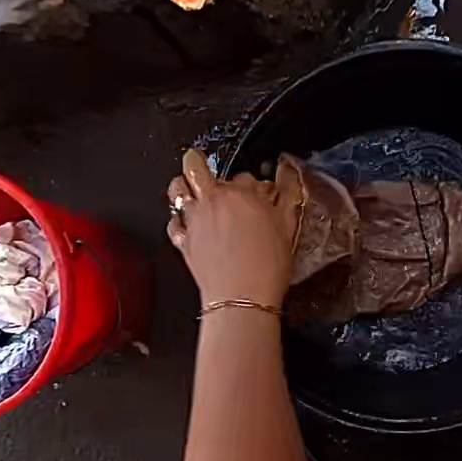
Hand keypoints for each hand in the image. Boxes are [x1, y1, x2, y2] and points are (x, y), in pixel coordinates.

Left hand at [167, 149, 299, 306]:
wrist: (242, 299)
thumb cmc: (266, 268)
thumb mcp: (288, 226)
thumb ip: (289, 194)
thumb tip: (288, 173)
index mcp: (241, 194)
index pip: (243, 175)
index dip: (250, 183)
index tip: (255, 193)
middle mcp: (213, 202)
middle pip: (196, 167)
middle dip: (196, 160)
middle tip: (199, 161)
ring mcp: (195, 221)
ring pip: (177, 189)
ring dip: (181, 184)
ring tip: (187, 186)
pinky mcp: (184, 242)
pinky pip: (173, 223)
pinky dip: (177, 220)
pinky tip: (185, 223)